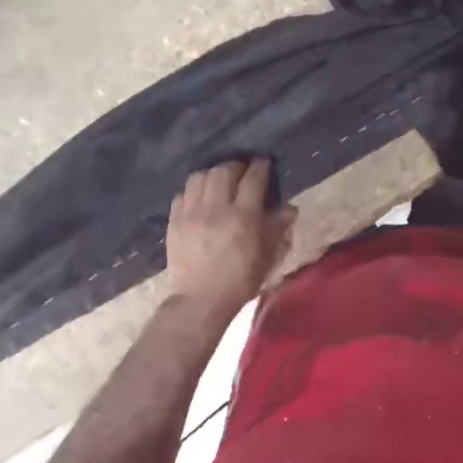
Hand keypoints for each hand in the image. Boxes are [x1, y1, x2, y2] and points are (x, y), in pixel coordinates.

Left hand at [166, 160, 295, 313]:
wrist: (202, 299)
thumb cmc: (243, 278)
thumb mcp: (270, 255)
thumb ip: (279, 227)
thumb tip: (289, 207)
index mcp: (244, 217)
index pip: (253, 179)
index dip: (260, 167)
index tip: (264, 163)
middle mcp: (216, 209)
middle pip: (223, 171)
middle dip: (235, 166)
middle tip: (242, 171)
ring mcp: (191, 214)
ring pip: (198, 177)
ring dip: (212, 174)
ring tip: (220, 182)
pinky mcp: (174, 222)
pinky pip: (182, 194)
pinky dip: (193, 190)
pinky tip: (201, 198)